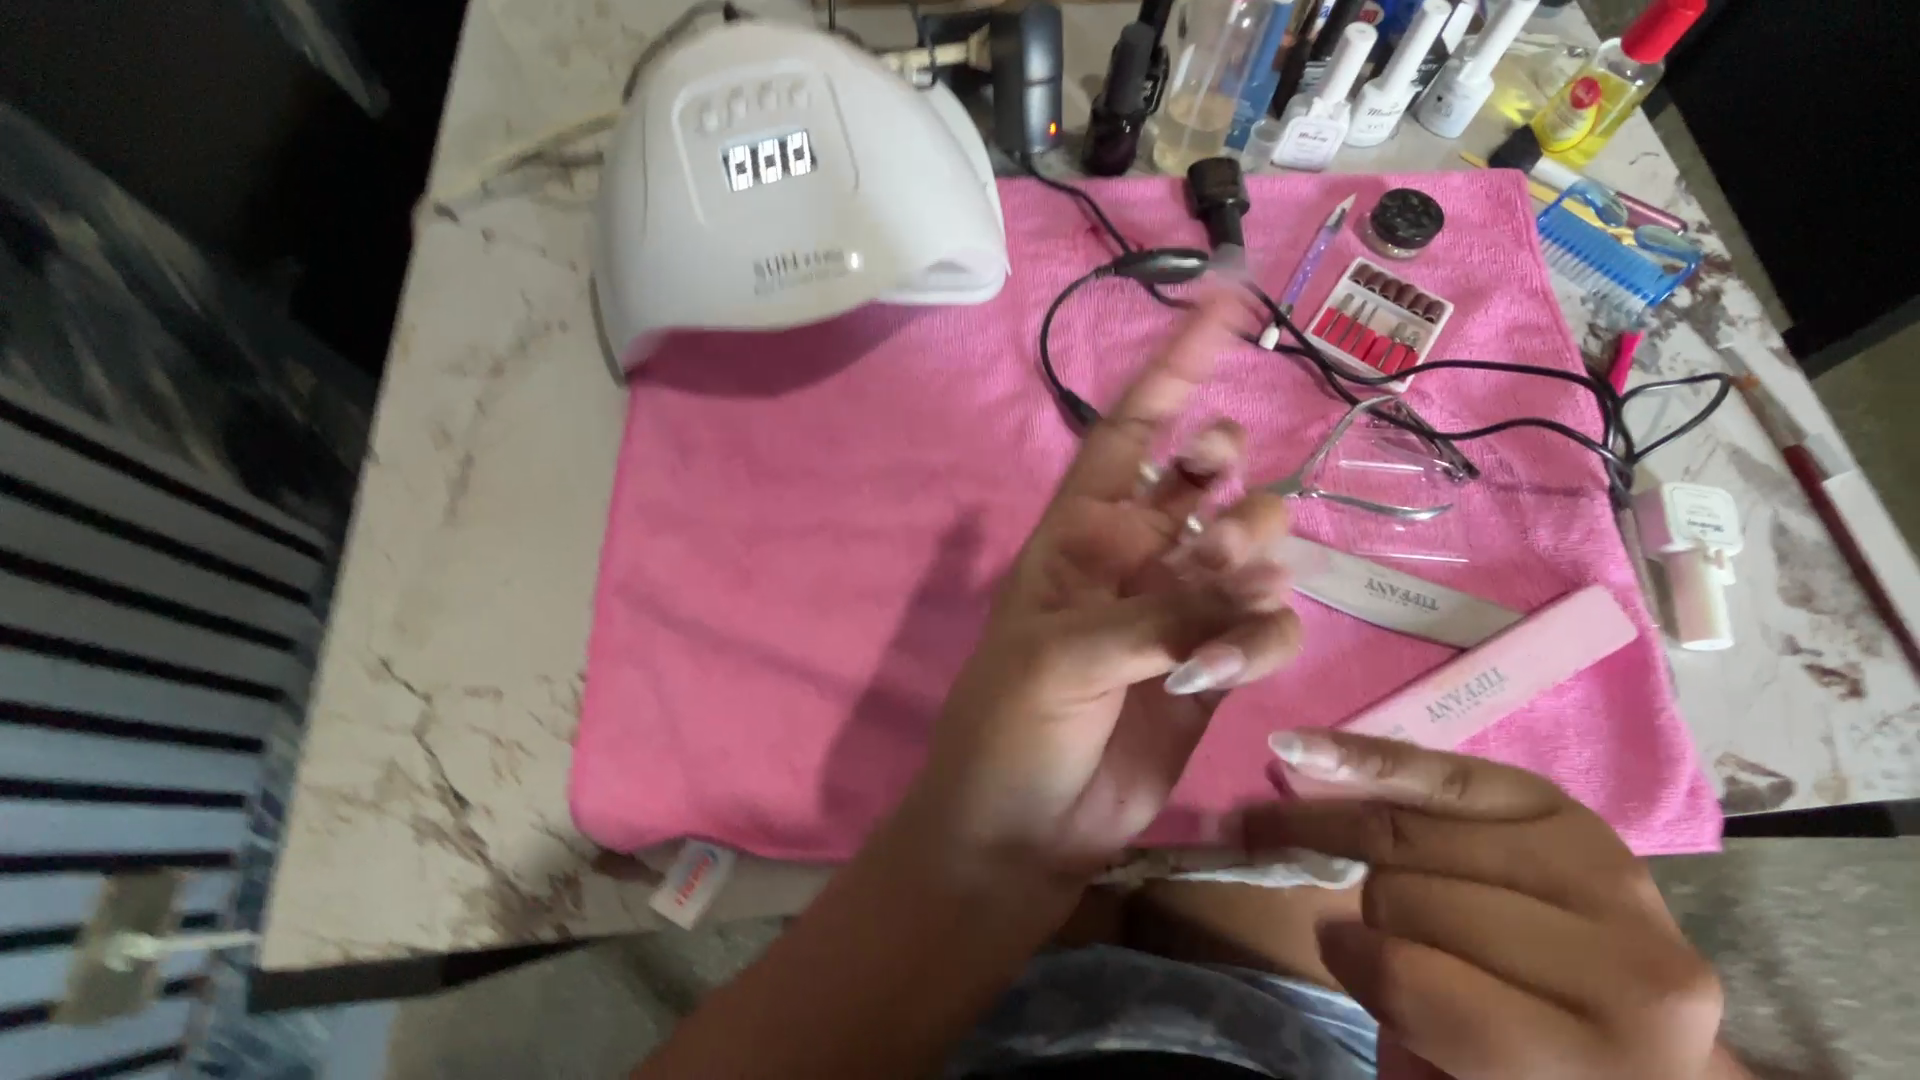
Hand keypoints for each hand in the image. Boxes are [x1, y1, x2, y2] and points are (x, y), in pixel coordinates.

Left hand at [901, 291, 1303, 887]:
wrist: (1019, 830)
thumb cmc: (1008, 731)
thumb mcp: (1062, 660)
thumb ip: (1156, 612)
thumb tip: (1251, 580)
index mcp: (1079, 532)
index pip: (1132, 428)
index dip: (1176, 365)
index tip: (1229, 299)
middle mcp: (1136, 558)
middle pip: (1210, 482)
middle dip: (1227, 486)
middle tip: (1220, 532)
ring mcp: (1180, 612)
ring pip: (1253, 553)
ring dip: (1251, 570)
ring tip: (1220, 619)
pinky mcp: (1214, 667)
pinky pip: (1266, 628)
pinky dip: (1259, 640)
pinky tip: (1222, 673)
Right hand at [1245, 728, 1726, 1079]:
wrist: (1615, 1031)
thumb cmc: (1525, 1064)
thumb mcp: (1450, 1069)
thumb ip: (1405, 1007)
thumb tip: (1343, 934)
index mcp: (1602, 1060)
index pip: (1414, 979)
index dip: (1351, 960)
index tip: (1324, 948)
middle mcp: (1625, 965)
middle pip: (1410, 896)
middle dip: (1361, 901)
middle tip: (1327, 905)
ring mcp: (1602, 874)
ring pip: (1409, 832)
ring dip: (1343, 831)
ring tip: (1307, 835)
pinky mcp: (1567, 813)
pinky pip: (1441, 774)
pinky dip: (1363, 760)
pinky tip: (1301, 749)